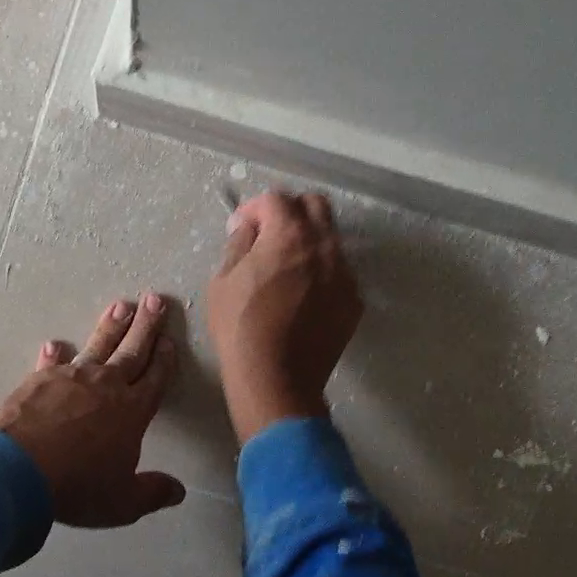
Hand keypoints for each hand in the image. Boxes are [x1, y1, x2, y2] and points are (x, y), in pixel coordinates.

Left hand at [0, 292, 186, 527]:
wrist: (20, 469)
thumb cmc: (78, 486)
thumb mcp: (122, 502)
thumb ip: (152, 492)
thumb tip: (179, 491)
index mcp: (133, 412)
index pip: (155, 378)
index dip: (165, 359)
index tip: (169, 340)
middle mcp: (106, 386)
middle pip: (131, 350)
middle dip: (145, 326)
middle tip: (154, 299)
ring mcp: (71, 378)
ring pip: (97, 346)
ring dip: (110, 326)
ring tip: (120, 306)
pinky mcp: (39, 380)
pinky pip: (52, 363)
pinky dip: (55, 354)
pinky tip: (55, 345)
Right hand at [206, 191, 362, 443]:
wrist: (276, 378)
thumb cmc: (240, 327)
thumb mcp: (222, 281)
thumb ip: (238, 244)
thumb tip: (248, 228)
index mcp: (289, 234)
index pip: (276, 198)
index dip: (254, 207)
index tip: (241, 226)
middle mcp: (324, 245)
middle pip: (315, 205)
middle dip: (290, 211)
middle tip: (269, 234)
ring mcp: (345, 273)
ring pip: (330, 239)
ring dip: (307, 241)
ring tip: (286, 268)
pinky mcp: (354, 300)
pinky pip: (339, 272)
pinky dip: (321, 272)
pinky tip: (302, 297)